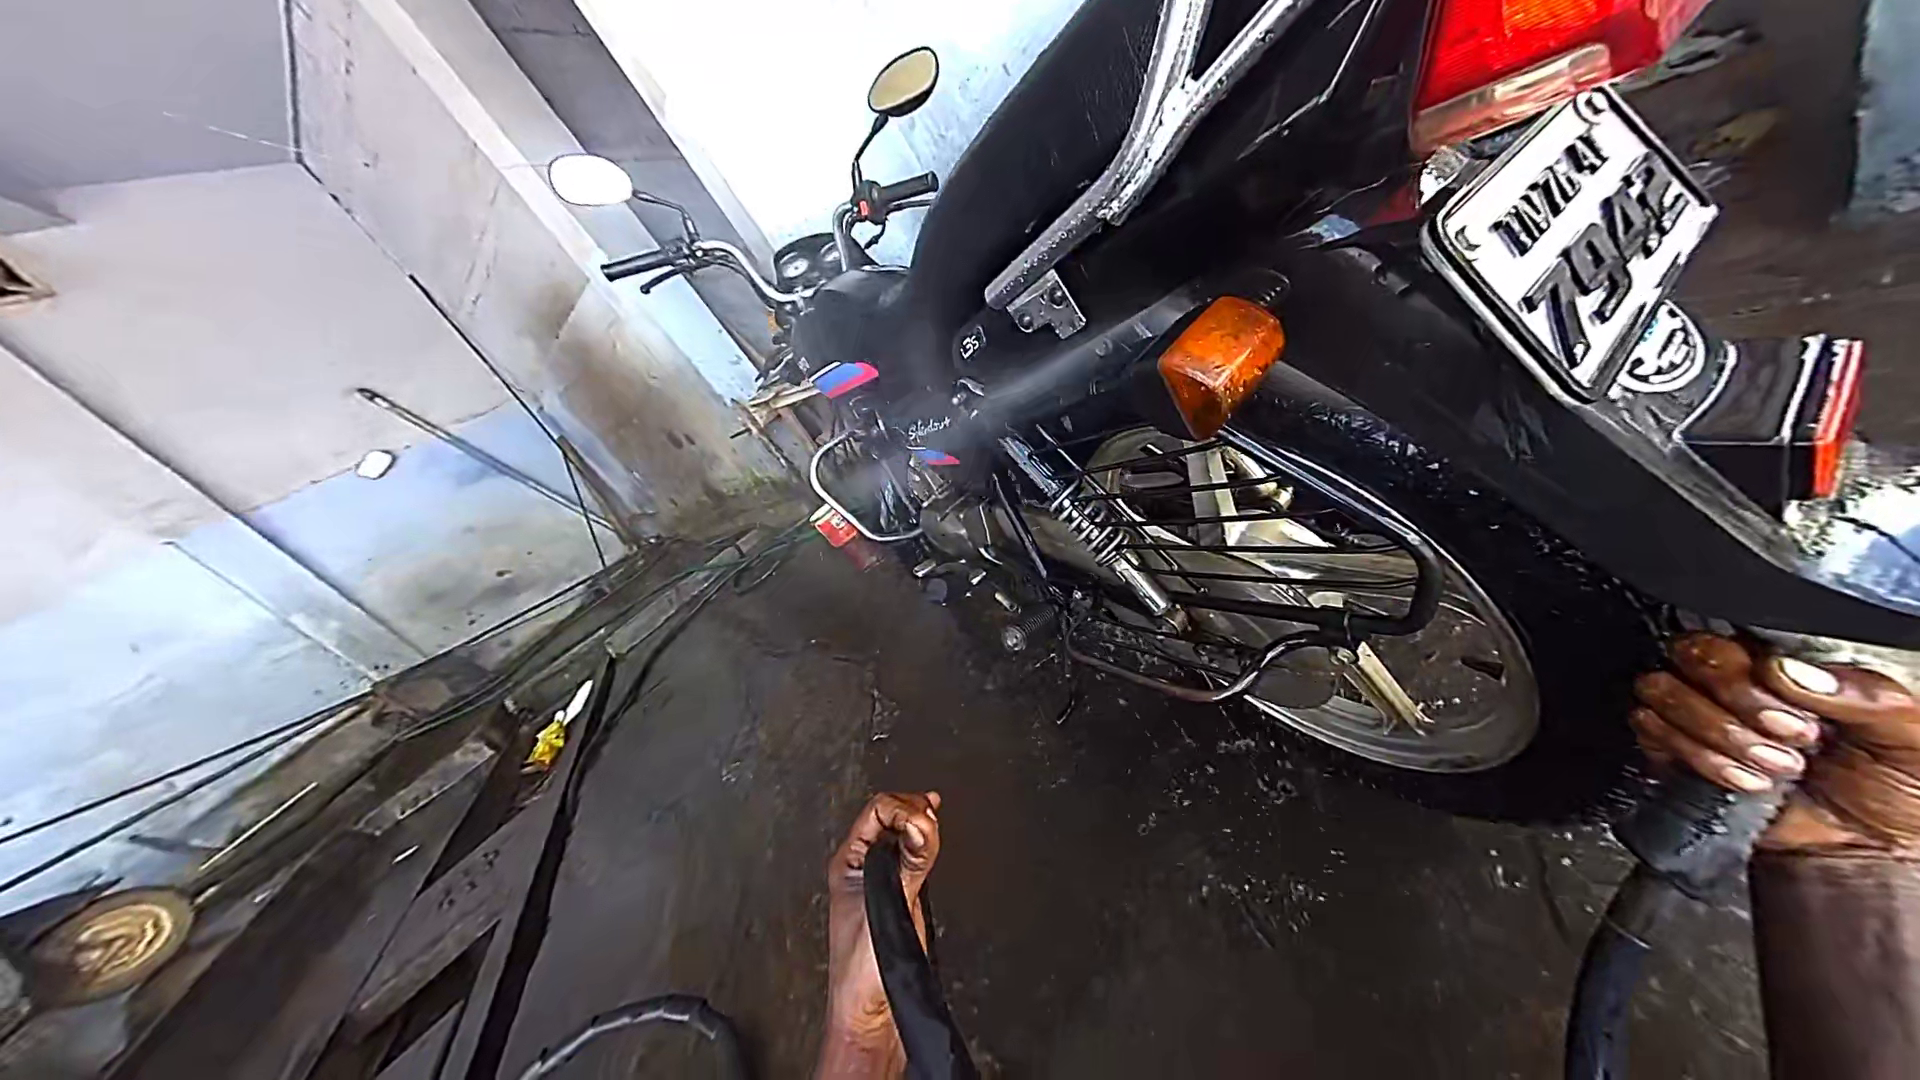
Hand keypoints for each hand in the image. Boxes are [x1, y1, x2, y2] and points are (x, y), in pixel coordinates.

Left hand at [817, 791, 942, 1076]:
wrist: (869, 1017)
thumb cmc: (861, 974)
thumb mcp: (885, 908)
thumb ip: (906, 865)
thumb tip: (922, 826)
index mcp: (849, 861)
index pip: (877, 809)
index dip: (902, 808)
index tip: (921, 824)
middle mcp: (864, 865)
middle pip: (891, 813)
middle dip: (914, 809)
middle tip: (931, 822)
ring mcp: (882, 877)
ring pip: (903, 831)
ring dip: (921, 822)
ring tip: (933, 822)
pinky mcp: (900, 891)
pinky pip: (913, 851)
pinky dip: (926, 837)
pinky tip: (932, 829)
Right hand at [1630, 633, 1919, 855]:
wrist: (1862, 855)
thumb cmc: (1901, 795)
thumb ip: (1871, 695)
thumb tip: (1785, 670)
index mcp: (1789, 668)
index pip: (1739, 634)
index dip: (1758, 669)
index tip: (1803, 711)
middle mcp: (1733, 681)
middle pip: (1688, 652)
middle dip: (1734, 699)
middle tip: (1790, 737)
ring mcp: (1693, 709)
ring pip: (1660, 688)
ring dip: (1718, 734)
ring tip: (1775, 767)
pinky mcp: (1664, 740)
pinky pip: (1647, 726)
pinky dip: (1697, 756)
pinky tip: (1742, 777)